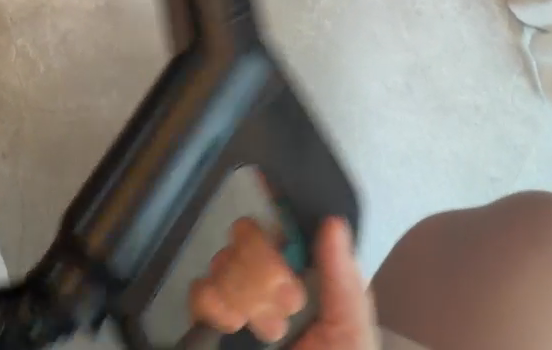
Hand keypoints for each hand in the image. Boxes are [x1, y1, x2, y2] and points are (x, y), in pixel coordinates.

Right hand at [190, 217, 378, 349]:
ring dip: (244, 295)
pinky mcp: (213, 321)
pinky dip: (214, 305)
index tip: (281, 241)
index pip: (282, 221)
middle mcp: (270, 275)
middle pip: (246, 233)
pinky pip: (199, 291)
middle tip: (288, 305)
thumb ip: (343, 281)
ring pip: (222, 259)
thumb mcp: (353, 335)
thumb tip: (333, 221)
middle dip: (263, 268)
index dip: (275, 217)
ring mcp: (239, 296)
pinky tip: (233, 326)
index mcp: (308, 271)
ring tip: (268, 334)